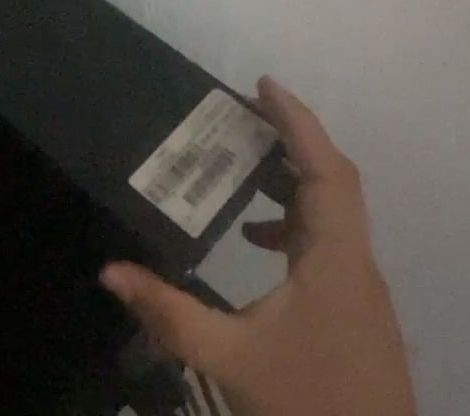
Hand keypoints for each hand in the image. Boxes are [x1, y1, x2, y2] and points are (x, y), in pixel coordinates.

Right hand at [100, 76, 415, 415]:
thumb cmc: (308, 407)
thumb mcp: (228, 359)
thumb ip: (168, 311)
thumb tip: (108, 270)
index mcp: (334, 264)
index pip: (326, 174)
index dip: (298, 124)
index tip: (262, 85)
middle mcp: (356, 269)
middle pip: (335, 184)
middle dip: (291, 141)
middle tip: (239, 115)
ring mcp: (361, 294)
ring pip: (334, 215)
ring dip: (291, 181)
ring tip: (239, 167)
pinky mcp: (355, 314)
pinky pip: (327, 244)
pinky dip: (293, 223)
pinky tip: (255, 240)